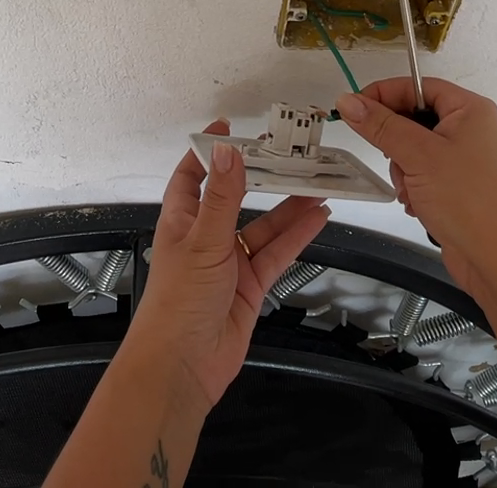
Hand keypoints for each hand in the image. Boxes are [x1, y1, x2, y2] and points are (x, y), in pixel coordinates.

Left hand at [127, 120, 330, 409]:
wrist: (183, 367)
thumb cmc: (178, 302)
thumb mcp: (203, 241)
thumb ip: (222, 197)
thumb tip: (228, 151)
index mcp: (182, 220)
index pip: (192, 175)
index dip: (208, 151)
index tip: (228, 128)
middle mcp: (205, 236)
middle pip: (236, 197)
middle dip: (260, 177)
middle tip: (288, 154)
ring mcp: (230, 261)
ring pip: (264, 225)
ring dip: (288, 205)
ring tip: (316, 181)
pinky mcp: (250, 285)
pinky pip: (277, 253)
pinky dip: (298, 235)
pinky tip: (318, 218)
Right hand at [335, 79, 496, 297]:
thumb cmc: (468, 200)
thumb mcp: (417, 155)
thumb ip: (380, 125)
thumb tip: (348, 100)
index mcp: (470, 109)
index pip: (417, 86)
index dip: (383, 94)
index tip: (353, 108)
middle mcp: (472, 129)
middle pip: (415, 117)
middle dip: (395, 141)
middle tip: (392, 159)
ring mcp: (468, 159)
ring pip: (415, 148)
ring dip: (404, 169)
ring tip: (411, 190)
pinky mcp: (462, 185)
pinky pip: (425, 172)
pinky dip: (414, 186)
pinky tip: (418, 204)